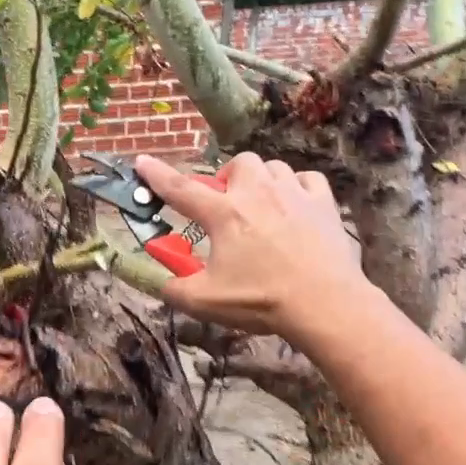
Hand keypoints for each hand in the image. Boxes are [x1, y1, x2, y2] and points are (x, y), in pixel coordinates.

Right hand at [135, 152, 365, 336]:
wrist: (323, 303)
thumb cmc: (260, 301)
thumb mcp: (204, 302)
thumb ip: (174, 289)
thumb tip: (164, 284)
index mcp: (224, 215)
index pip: (181, 189)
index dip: (157, 175)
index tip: (142, 161)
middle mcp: (257, 194)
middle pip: (238, 163)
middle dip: (228, 178)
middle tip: (226, 204)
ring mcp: (294, 194)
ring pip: (273, 167)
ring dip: (260, 181)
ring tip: (259, 206)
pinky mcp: (323, 203)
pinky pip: (306, 179)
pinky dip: (295, 187)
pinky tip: (293, 206)